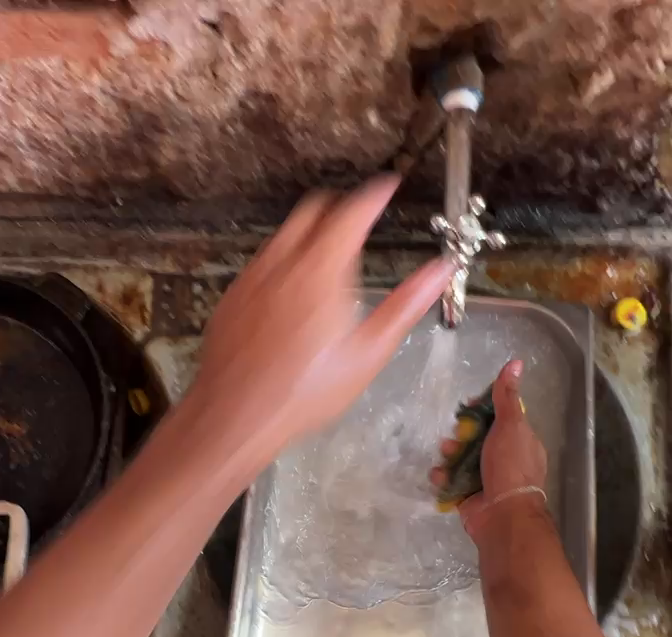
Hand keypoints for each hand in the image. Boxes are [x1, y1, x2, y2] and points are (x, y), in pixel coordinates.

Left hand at [186, 176, 455, 458]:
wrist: (234, 416)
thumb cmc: (305, 392)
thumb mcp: (366, 355)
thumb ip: (404, 306)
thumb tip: (440, 270)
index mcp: (320, 270)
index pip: (352, 212)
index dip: (374, 195)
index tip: (388, 186)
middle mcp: (281, 263)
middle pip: (312, 210)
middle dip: (339, 207)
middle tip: (358, 219)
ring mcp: (251, 279)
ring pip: (282, 235)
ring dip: (308, 233)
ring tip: (326, 256)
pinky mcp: (231, 299)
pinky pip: (260, 264)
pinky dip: (281, 261)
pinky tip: (289, 292)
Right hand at [450, 358, 548, 541]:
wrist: (502, 513)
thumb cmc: (510, 466)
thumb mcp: (510, 425)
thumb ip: (507, 396)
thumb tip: (516, 362)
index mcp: (521, 443)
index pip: (501, 419)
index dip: (484, 410)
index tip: (469, 405)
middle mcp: (506, 461)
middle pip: (479, 439)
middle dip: (462, 434)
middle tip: (454, 434)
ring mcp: (487, 481)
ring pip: (463, 460)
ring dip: (450, 455)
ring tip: (445, 454)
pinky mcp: (469, 497)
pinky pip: (452, 482)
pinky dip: (444, 477)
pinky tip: (439, 475)